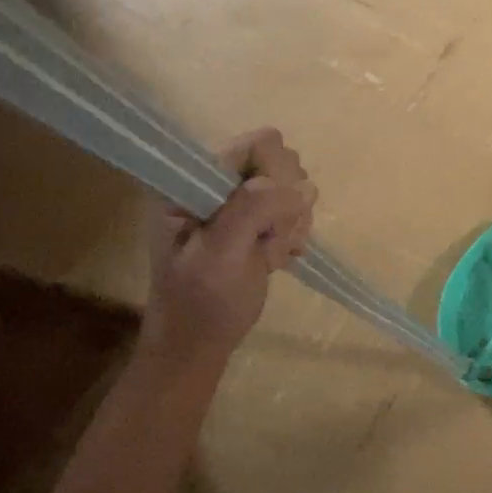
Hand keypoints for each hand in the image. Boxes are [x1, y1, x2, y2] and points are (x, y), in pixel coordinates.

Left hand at [141, 127, 317, 367]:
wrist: (197, 348)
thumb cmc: (200, 304)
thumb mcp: (219, 257)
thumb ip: (249, 211)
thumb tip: (290, 184)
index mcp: (193, 180)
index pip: (257, 144)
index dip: (273, 175)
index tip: (266, 216)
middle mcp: (216, 180)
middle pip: (282, 159)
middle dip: (284, 203)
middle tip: (266, 239)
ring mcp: (238, 198)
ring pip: (294, 182)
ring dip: (291, 221)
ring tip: (269, 253)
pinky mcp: (258, 215)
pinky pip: (297, 203)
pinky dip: (295, 230)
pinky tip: (278, 255)